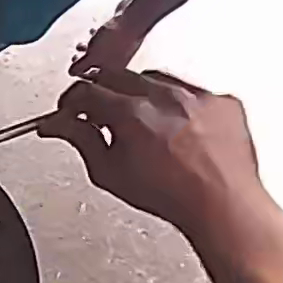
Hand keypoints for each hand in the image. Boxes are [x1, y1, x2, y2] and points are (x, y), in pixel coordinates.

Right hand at [39, 70, 275, 246]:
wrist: (223, 207)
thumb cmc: (170, 196)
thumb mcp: (108, 172)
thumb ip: (79, 139)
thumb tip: (59, 124)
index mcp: (131, 113)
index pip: (86, 90)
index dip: (70, 101)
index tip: (68, 109)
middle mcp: (164, 97)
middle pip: (116, 75)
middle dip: (99, 90)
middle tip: (95, 110)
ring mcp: (195, 97)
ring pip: (153, 78)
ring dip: (137, 93)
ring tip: (136, 120)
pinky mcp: (221, 101)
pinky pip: (188, 90)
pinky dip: (174, 103)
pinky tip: (171, 125)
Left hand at [70, 0, 149, 77]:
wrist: (134, 18)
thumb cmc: (113, 40)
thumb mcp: (92, 56)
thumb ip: (81, 66)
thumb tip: (71, 73)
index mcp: (114, 70)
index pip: (96, 78)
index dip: (82, 74)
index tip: (73, 69)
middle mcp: (119, 60)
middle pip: (99, 65)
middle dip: (84, 61)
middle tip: (75, 57)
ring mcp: (122, 47)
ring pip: (101, 51)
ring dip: (89, 48)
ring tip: (80, 45)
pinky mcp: (122, 35)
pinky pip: (106, 38)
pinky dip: (97, 36)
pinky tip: (92, 31)